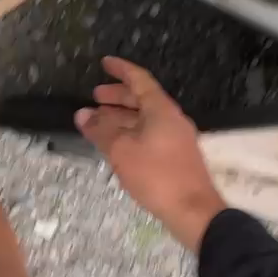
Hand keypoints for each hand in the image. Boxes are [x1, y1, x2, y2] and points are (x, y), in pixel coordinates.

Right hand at [77, 56, 227, 252]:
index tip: (104, 62)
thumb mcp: (122, 151)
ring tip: (99, 123)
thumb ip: (101, 131)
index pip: (139, 79)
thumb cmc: (157, 175)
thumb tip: (82, 114)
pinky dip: (131, 133)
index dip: (120, 69)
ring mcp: (176, 138)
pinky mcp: (177, 157)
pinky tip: (118, 145)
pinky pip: (150, 134)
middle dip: (117, 96)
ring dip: (122, 118)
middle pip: (142, 98)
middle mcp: (171, 118)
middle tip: (95, 97)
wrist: (195, 214)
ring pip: (145, 119)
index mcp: (161, 109)